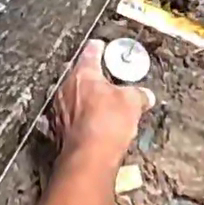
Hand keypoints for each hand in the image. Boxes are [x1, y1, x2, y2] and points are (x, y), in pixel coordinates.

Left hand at [50, 40, 153, 164]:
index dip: (98, 48)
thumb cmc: (108, 123)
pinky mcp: (57, 130)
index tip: (101, 45)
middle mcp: (66, 87)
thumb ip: (139, 94)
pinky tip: (91, 125)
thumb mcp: (132, 103)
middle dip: (91, 76)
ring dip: (84, 98)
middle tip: (105, 79)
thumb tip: (146, 96)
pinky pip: (69, 117)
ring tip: (100, 104)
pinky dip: (79, 118)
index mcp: (83, 73)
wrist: (88, 159)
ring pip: (72, 96)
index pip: (90, 52)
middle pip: (79, 74)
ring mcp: (59, 109)